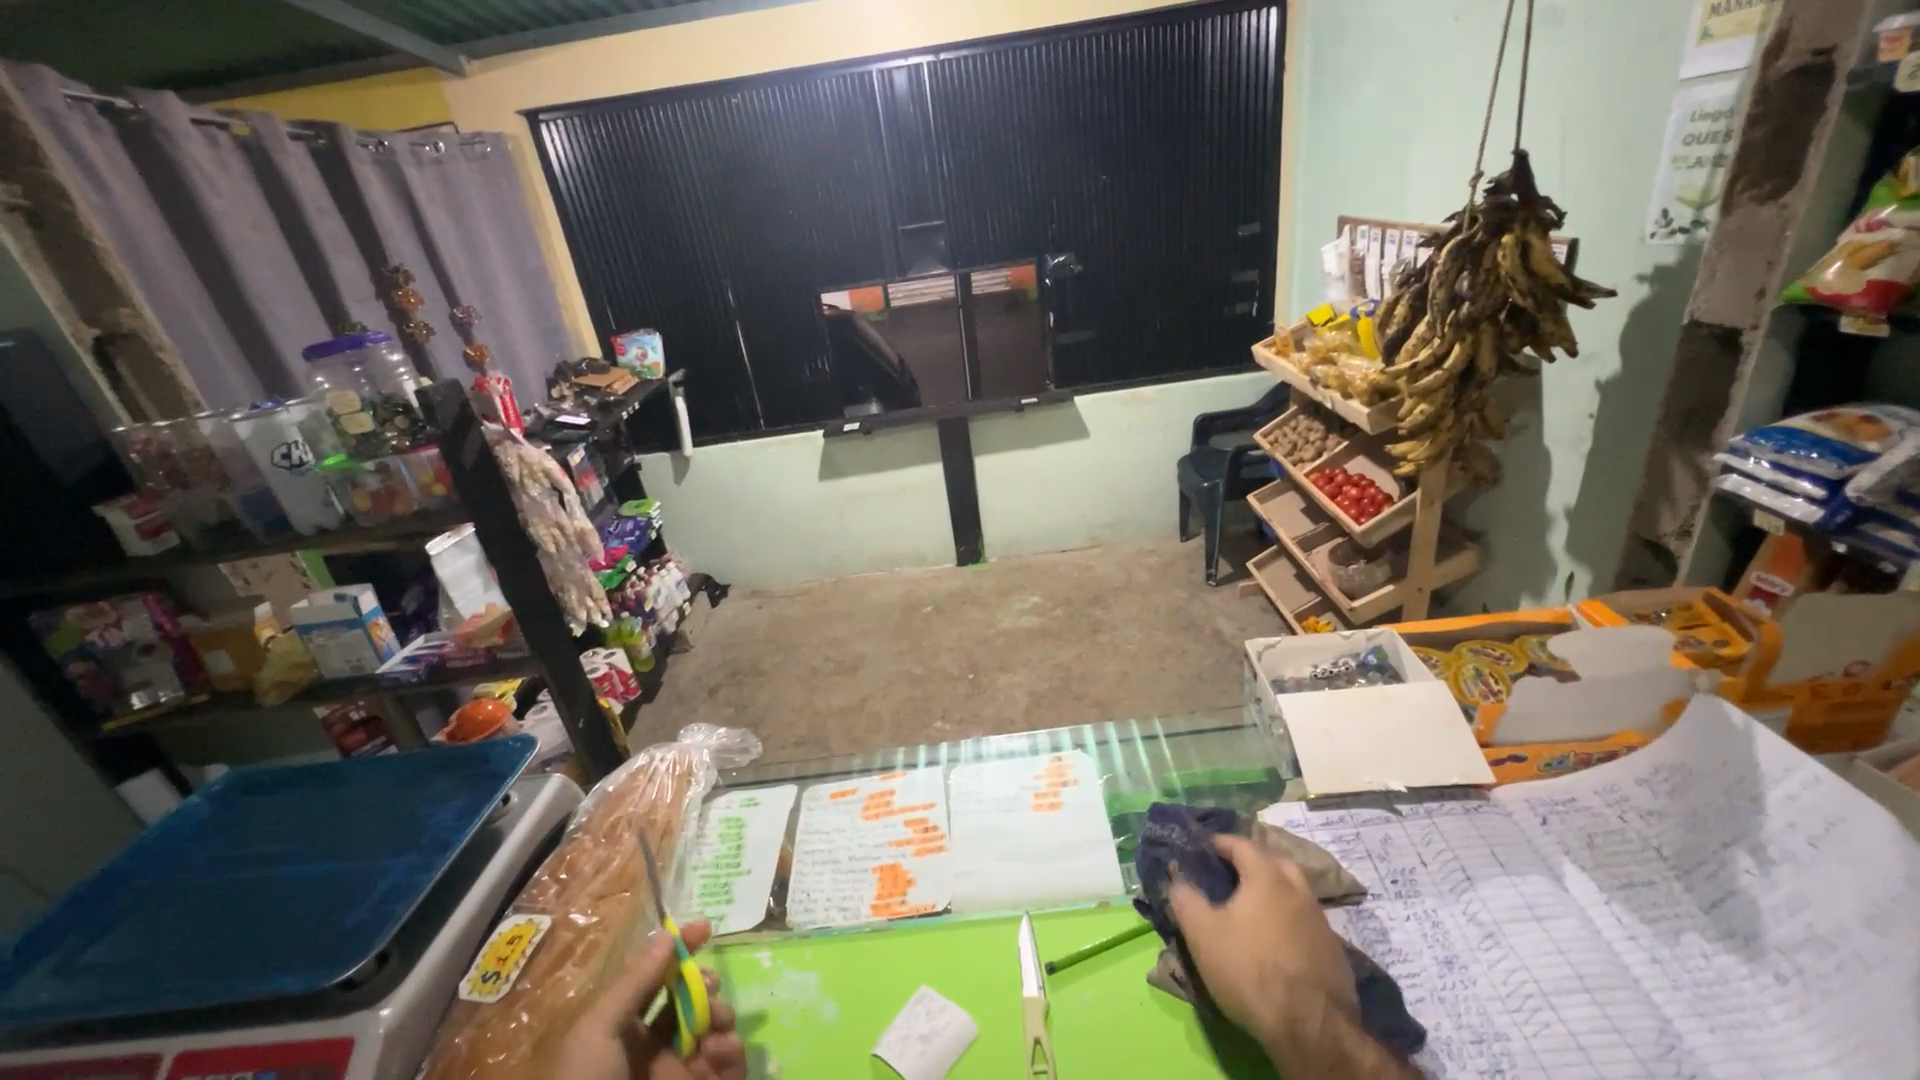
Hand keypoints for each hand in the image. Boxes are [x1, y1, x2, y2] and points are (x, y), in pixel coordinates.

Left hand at [552, 918, 747, 1079]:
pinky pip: (730, 1066)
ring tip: (716, 1025)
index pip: (655, 980)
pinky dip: (732, 1052)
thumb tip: (666, 936)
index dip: (679, 951)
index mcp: (622, 1030)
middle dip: (705, 984)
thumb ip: (635, 982)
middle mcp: (654, 1048)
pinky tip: (720, 1051)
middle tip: (707, 984)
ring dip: (722, 1016)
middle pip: (691, 1000)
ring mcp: (681, 1074)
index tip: (705, 927)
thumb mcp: (597, 1032)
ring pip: (716, 1029)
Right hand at [1168, 834, 1357, 1045]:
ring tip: (1251, 910)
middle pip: (1275, 863)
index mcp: (1267, 877)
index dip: (1220, 842)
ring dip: (1273, 892)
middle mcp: (1299, 890)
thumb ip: (1185, 899)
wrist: (1310, 1027)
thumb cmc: (1249, 969)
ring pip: (1294, 893)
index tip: (1204, 848)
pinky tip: (1276, 942)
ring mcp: (1321, 921)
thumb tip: (1177, 878)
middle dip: (1252, 863)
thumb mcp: (1202, 934)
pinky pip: (1306, 922)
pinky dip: (1288, 921)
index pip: (1242, 844)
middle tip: (1230, 875)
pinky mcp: (1334, 951)